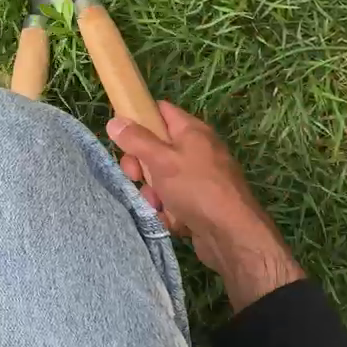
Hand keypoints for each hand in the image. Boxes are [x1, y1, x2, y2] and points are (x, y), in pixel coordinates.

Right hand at [108, 101, 305, 309]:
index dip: (139, 117)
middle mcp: (197, 150)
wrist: (232, 236)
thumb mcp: (161, 160)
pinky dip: (168, 208)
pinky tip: (170, 219)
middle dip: (141, 164)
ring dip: (153, 191)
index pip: (160, 110)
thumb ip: (136, 140)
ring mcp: (200, 177)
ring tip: (157, 204)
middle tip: (135, 176)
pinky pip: (173, 199)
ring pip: (161, 177)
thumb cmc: (197, 188)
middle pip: (156, 147)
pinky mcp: (200, 202)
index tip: (121, 136)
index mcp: (192, 131)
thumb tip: (114, 122)